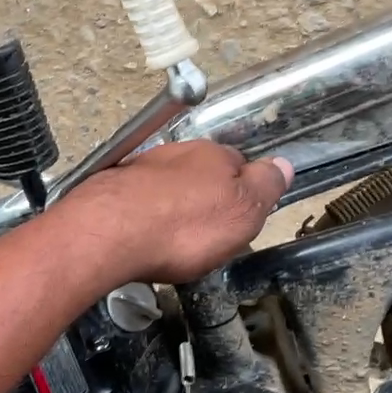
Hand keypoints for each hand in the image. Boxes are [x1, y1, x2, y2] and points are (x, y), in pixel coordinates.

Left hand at [59, 140, 292, 285]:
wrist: (109, 232)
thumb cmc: (183, 227)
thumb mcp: (242, 212)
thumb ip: (264, 187)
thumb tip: (283, 164)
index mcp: (213, 155)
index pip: (241, 164)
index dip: (243, 192)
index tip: (240, 218)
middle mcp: (177, 152)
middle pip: (201, 173)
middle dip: (206, 199)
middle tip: (207, 234)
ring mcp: (141, 167)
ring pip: (169, 185)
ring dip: (174, 206)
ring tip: (175, 240)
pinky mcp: (112, 187)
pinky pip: (139, 200)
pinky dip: (145, 214)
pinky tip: (144, 235)